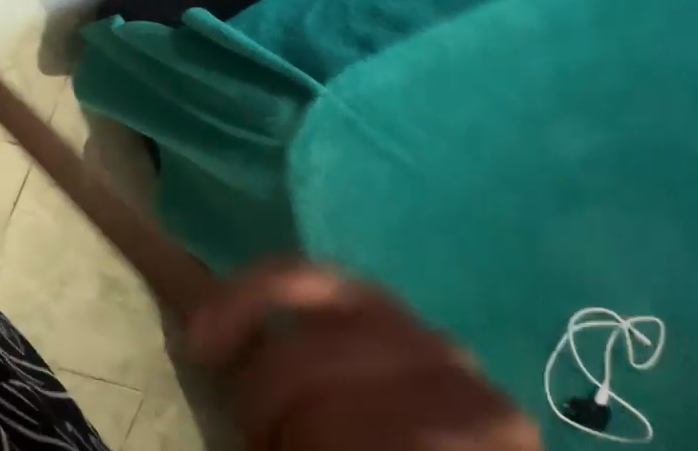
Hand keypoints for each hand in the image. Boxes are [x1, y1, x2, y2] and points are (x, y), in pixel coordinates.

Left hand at [188, 260, 540, 450]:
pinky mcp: (510, 443)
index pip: (301, 275)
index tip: (199, 344)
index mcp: (377, 312)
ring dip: (304, 440)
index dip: (241, 301)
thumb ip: (276, 349)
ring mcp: (480, 395)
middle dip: (262, 403)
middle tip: (260, 436)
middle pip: (304, 354)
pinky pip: (401, 445)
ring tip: (301, 450)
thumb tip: (203, 333)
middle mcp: (432, 340)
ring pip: (340, 416)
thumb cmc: (359, 423)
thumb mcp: (313, 384)